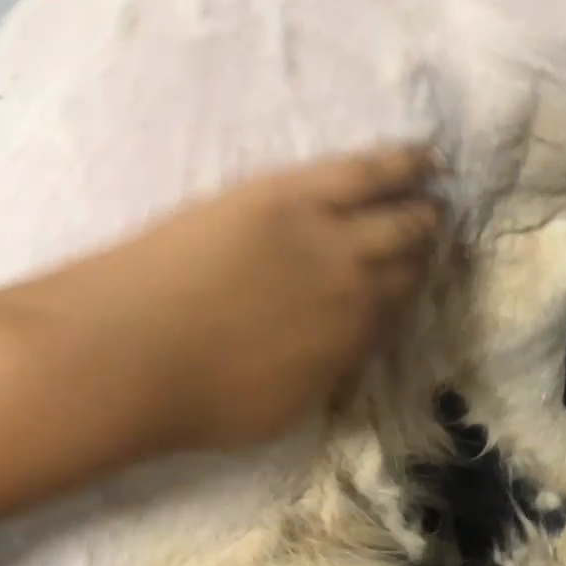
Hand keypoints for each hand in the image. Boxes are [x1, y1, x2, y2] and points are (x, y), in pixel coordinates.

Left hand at [16, 145, 444, 454]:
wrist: (123, 353)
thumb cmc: (188, 398)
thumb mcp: (276, 409)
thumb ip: (322, 371)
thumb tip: (342, 345)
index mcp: (348, 343)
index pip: (396, 307)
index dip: (406, 287)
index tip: (410, 274)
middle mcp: (354, 289)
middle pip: (407, 258)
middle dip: (424, 243)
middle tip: (432, 228)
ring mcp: (326, 236)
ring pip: (399, 213)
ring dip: (424, 202)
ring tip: (441, 180)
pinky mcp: (289, 194)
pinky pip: (363, 171)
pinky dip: (401, 163)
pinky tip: (421, 156)